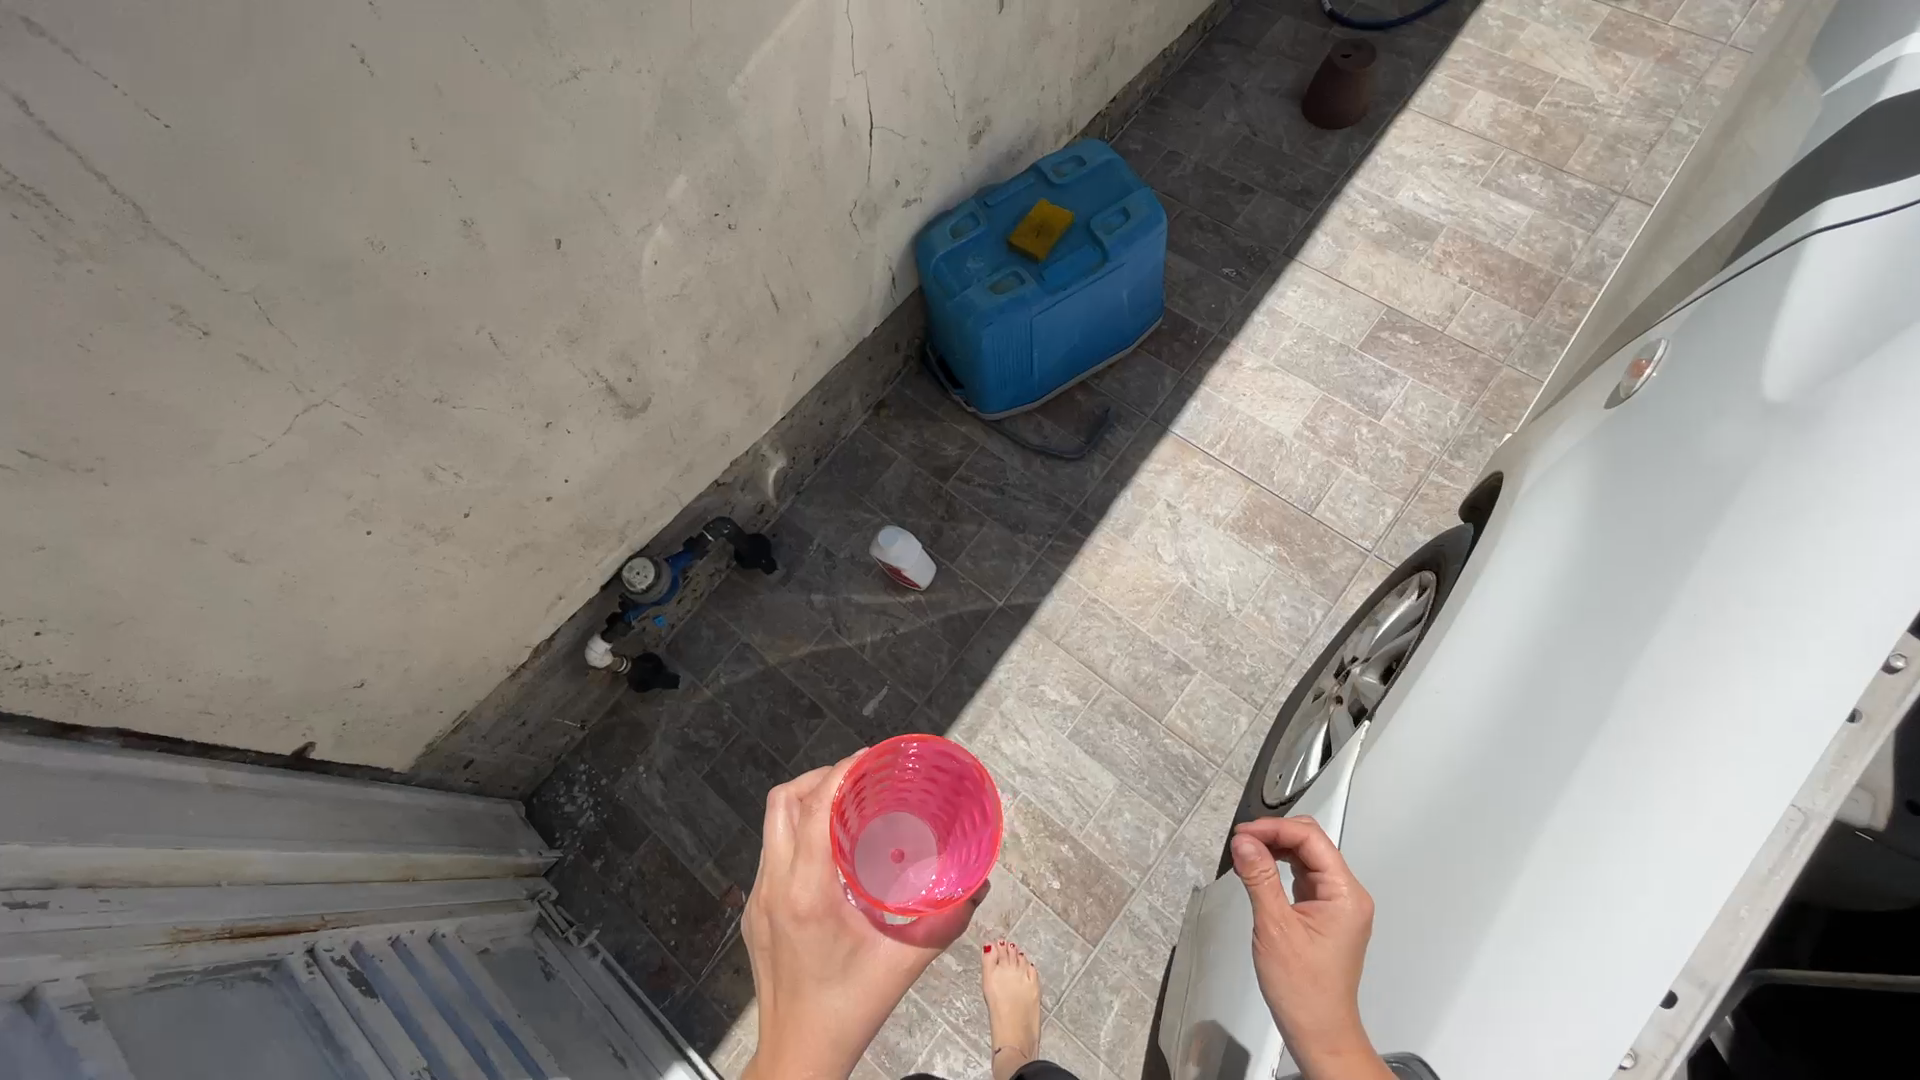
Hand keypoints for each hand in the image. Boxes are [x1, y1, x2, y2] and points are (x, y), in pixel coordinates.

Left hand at [741, 751, 983, 1079]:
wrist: (796, 1057)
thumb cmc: (849, 1010)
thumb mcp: (905, 963)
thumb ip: (945, 920)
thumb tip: (979, 883)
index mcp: (806, 894)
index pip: (813, 809)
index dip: (839, 773)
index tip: (868, 758)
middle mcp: (773, 887)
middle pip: (782, 802)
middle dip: (819, 778)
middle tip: (859, 780)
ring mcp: (758, 898)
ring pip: (772, 824)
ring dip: (806, 803)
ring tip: (847, 805)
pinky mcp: (754, 911)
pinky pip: (773, 851)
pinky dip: (799, 832)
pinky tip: (831, 850)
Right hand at [1229, 816, 1392, 1079]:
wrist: (1319, 1032)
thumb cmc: (1304, 989)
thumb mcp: (1274, 927)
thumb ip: (1259, 878)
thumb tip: (1243, 842)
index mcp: (1345, 894)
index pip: (1311, 839)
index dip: (1274, 829)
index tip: (1243, 833)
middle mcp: (1346, 894)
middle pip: (1311, 843)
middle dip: (1274, 834)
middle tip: (1240, 841)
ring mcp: (1336, 904)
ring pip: (1305, 857)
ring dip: (1275, 848)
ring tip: (1245, 853)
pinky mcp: (1323, 913)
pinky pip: (1302, 875)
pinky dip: (1278, 866)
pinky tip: (1258, 869)